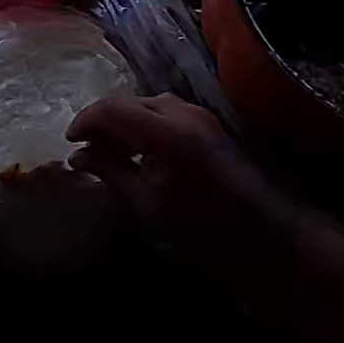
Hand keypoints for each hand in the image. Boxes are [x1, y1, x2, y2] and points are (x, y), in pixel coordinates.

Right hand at [65, 95, 291, 260]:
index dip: (85, 121)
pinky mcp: (210, 125)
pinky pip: (166, 112)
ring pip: (147, 104)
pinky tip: (139, 149)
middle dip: (103, 121)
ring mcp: (201, 117)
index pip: (111, 109)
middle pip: (129, 102)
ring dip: (124, 121)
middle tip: (87, 148)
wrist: (273, 240)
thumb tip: (78, 156)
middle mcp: (184, 114)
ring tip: (110, 148)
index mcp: (166, 133)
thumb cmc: (205, 230)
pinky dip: (144, 123)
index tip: (70, 142)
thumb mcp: (147, 205)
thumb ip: (110, 172)